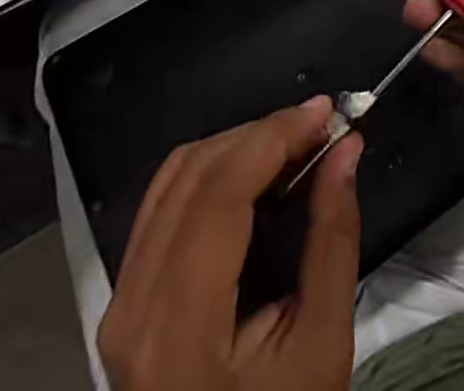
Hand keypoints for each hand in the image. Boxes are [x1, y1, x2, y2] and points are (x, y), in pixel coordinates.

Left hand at [98, 97, 364, 390]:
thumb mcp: (321, 351)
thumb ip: (332, 244)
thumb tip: (345, 155)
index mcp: (176, 328)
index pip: (218, 197)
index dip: (271, 138)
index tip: (323, 112)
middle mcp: (130, 301)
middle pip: (190, 177)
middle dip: (258, 135)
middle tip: (316, 124)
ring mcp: (118, 296)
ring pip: (172, 180)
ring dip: (234, 146)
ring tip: (292, 140)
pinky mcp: (124, 292)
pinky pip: (163, 204)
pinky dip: (210, 172)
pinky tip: (252, 168)